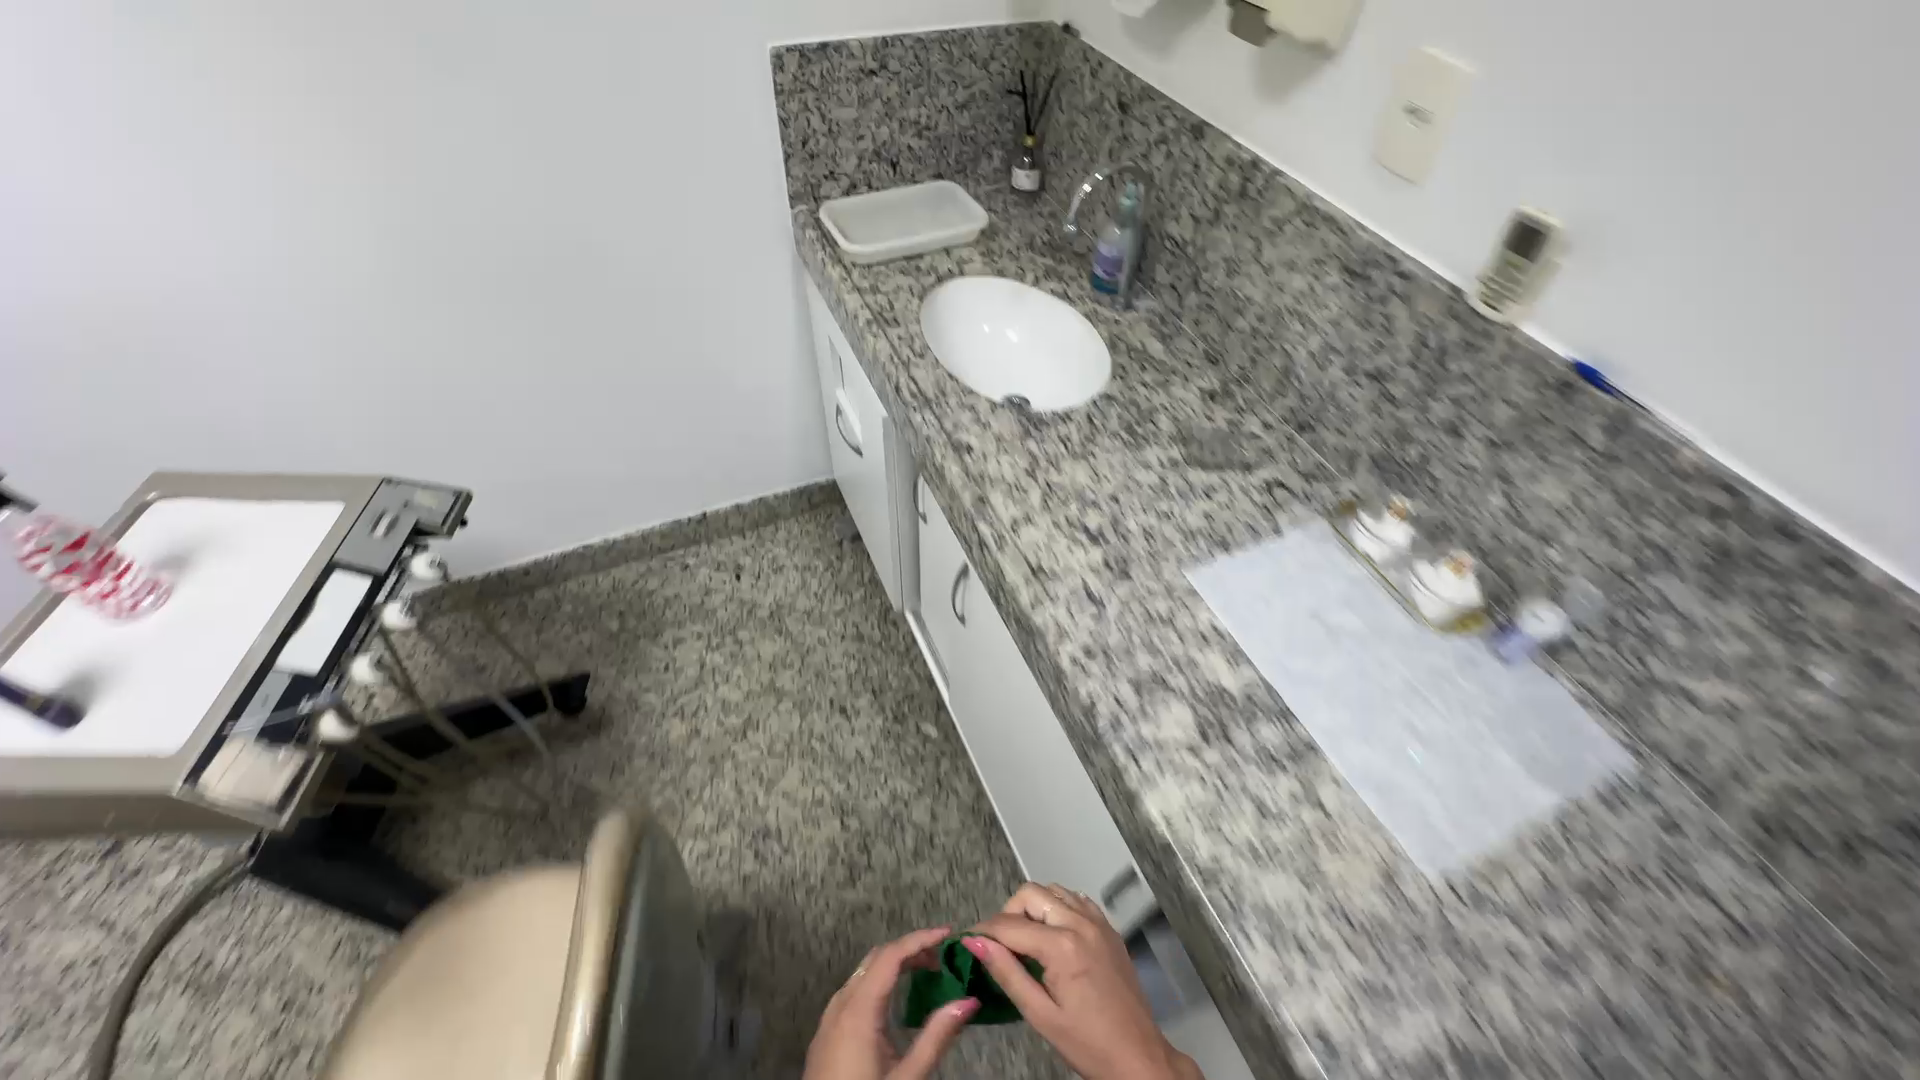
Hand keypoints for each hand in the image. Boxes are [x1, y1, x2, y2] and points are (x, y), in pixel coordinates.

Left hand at [804, 926, 979, 1079]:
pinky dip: (879, 980)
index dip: (920, 938)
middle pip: (877, 958)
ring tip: (926, 972)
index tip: (948, 934)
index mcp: (859, 1009)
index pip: (891, 955)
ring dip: (894, 964)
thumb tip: (969, 1001)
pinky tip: (896, 998)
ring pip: (863, 972)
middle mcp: (840, 1003)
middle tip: (942, 956)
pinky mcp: (826, 1031)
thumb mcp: (907, 1076)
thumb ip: (937, 1036)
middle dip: (910, 948)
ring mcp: (829, 1017)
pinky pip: (854, 990)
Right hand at [964, 884, 1201, 1079]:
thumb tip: (975, 942)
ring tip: (1026, 940)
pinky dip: (1059, 908)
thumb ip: (1006, 972)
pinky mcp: (1110, 929)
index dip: (983, 931)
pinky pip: (1077, 900)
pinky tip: (1054, 935)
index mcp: (1062, 946)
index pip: (1009, 925)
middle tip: (1001, 944)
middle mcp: (1081, 923)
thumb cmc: (1087, 1043)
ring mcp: (1099, 922)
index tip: (967, 940)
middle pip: (1031, 893)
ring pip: (1054, 891)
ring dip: (1034, 907)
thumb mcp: (1040, 1014)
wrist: (1139, 1056)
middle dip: (1008, 913)